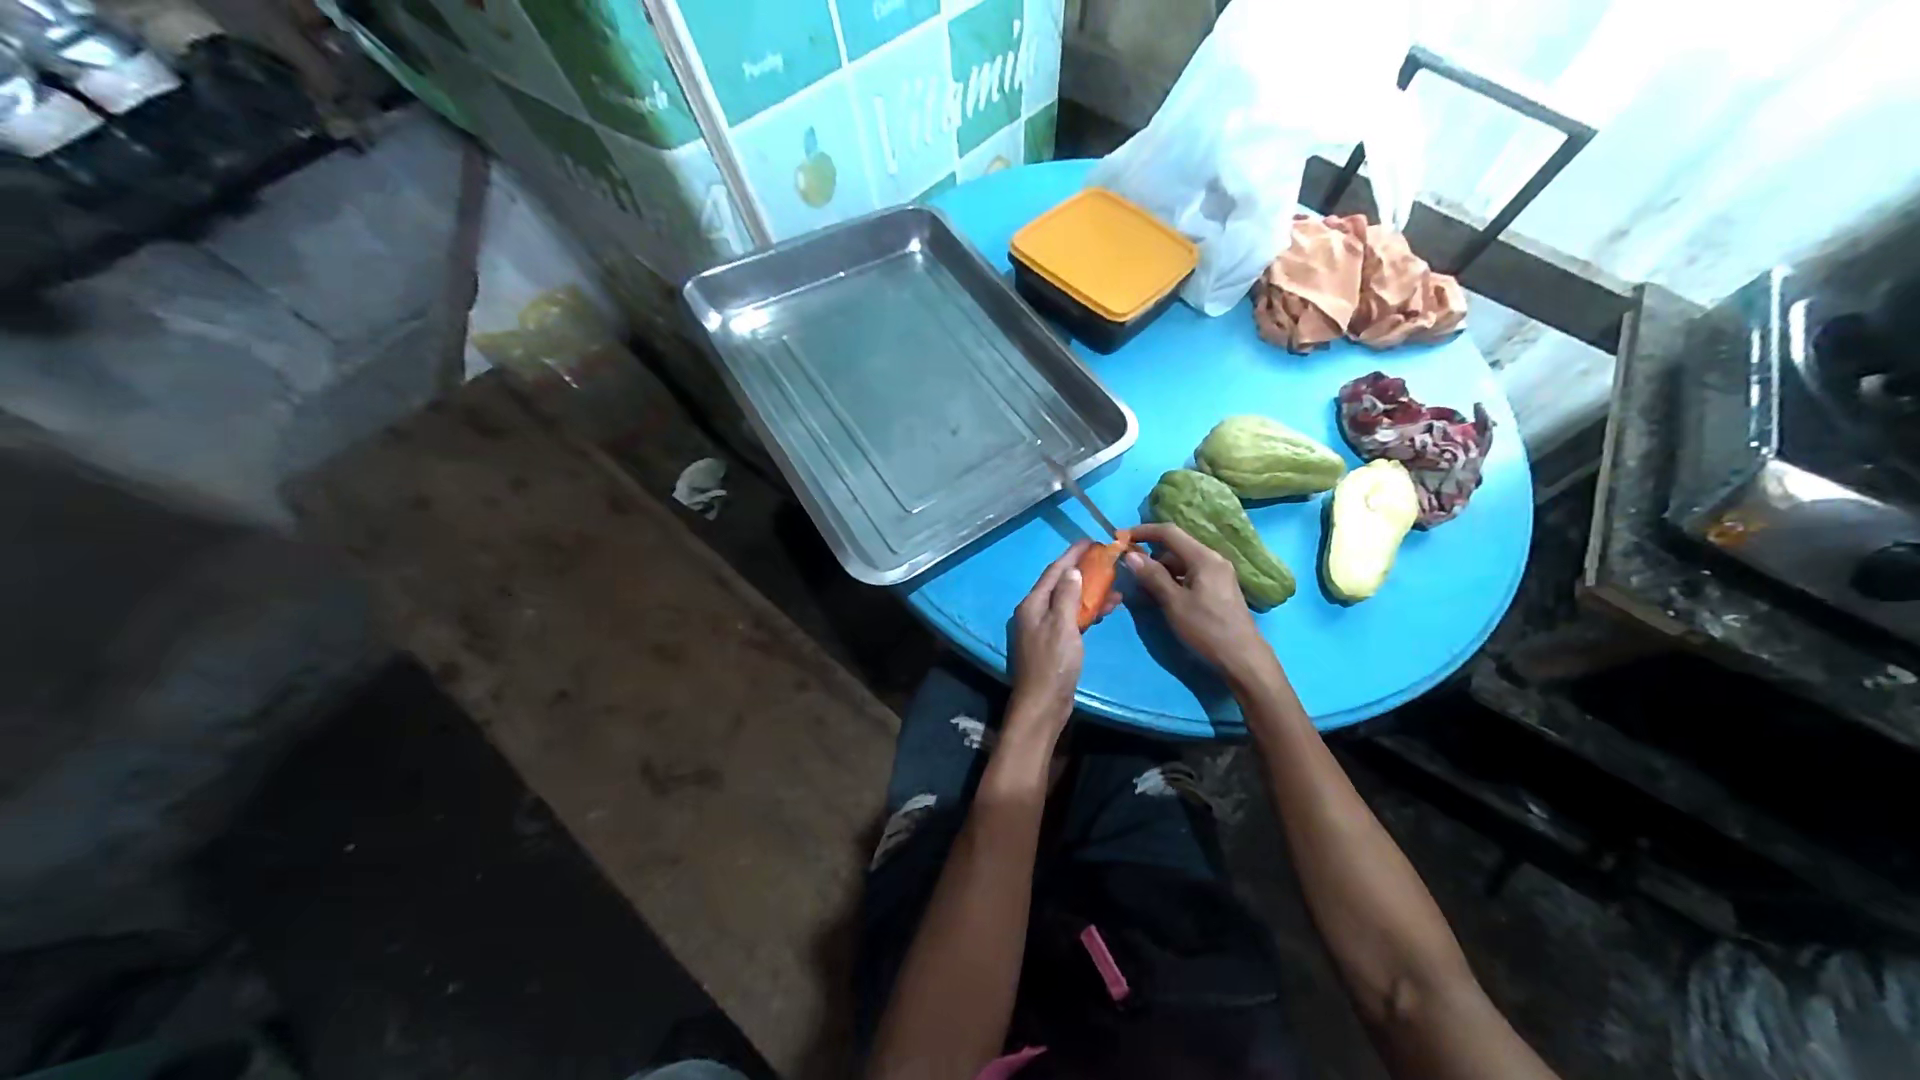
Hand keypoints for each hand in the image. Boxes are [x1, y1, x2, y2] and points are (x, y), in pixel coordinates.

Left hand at [1007, 540, 1117, 741]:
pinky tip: (1106, 609)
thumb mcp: (1062, 625)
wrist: (1043, 703)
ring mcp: (1044, 628)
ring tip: (1114, 585)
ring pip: (1068, 601)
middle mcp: (1035, 612)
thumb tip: (1072, 570)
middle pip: (1060, 584)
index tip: (1090, 541)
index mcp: (1032, 605)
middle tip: (1106, 560)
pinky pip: (1072, 617)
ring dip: (1089, 592)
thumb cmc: (1053, 663)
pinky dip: (1088, 611)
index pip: (1054, 572)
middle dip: (1083, 570)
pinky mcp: (1054, 643)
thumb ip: (1066, 596)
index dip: (1071, 555)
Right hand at [1126, 523, 1281, 690]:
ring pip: (1182, 561)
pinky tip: (1163, 593)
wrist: (1242, 658)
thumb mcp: (1174, 603)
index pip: (1169, 532)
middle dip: (1151, 553)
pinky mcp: (1219, 587)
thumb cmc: (1206, 629)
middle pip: (1176, 546)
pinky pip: (1191, 573)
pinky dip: (1174, 578)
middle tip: (1129, 567)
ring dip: (1161, 568)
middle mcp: (1213, 559)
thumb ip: (1152, 576)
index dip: (1143, 531)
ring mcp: (1219, 573)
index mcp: (1204, 558)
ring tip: (1143, 585)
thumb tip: (1131, 555)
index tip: (1120, 538)